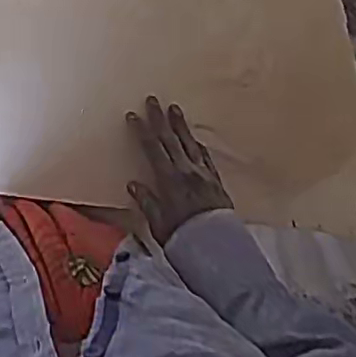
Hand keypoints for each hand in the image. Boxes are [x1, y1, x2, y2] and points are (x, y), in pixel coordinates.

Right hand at [127, 96, 231, 242]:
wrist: (222, 256)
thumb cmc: (185, 242)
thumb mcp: (159, 226)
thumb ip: (147, 202)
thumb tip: (133, 184)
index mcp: (169, 180)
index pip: (152, 149)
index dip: (141, 130)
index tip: (133, 115)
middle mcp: (186, 172)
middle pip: (170, 139)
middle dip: (159, 118)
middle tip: (152, 99)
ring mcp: (203, 175)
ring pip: (189, 143)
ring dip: (180, 125)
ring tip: (174, 108)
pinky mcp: (217, 183)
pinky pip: (206, 158)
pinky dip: (199, 146)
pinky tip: (197, 139)